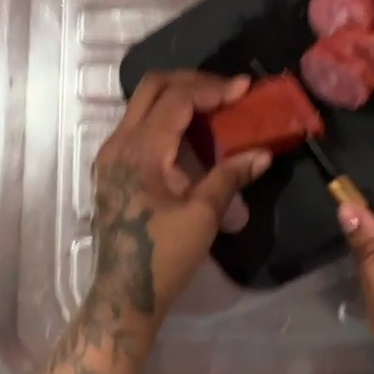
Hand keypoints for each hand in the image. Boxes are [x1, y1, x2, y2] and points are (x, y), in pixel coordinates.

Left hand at [90, 71, 272, 324]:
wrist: (123, 292)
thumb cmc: (164, 256)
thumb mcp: (203, 215)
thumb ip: (230, 176)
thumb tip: (263, 152)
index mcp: (140, 151)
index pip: (176, 99)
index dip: (212, 89)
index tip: (244, 89)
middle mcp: (118, 143)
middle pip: (152, 88)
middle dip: (192, 81)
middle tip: (227, 90)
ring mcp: (110, 153)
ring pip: (141, 103)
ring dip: (177, 96)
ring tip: (214, 105)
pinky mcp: (111, 166)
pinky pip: (137, 123)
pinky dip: (165, 115)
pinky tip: (191, 131)